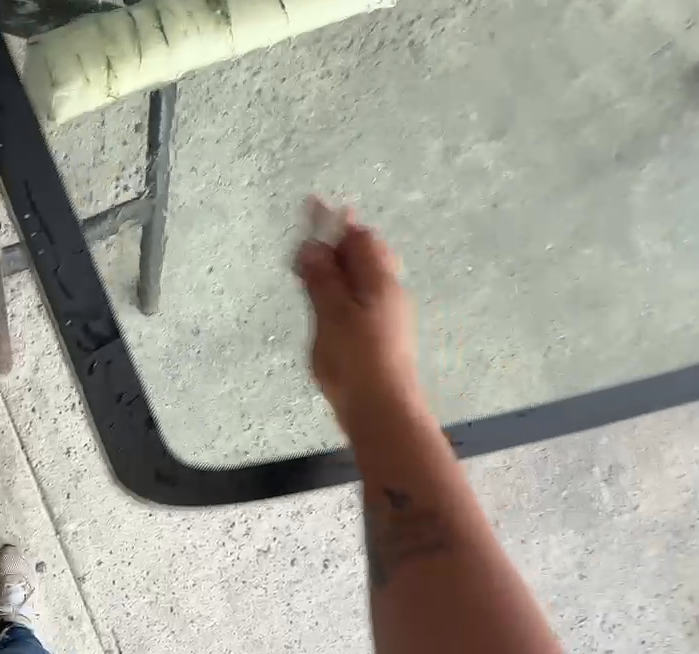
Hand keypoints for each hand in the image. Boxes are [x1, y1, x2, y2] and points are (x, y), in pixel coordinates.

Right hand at [294, 201, 425, 429]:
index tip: (313, 204)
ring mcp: (385, 312)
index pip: (357, 238)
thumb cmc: (356, 359)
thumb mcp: (333, 316)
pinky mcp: (378, 332)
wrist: (380, 404)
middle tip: (314, 233)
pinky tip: (330, 297)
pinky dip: (342, 286)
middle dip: (339, 240)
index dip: (334, 221)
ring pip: (364, 276)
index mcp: (378, 280)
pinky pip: (359, 296)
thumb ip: (322, 281)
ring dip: (341, 263)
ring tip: (316, 262)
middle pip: (365, 253)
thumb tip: (312, 249)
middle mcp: (387, 290)